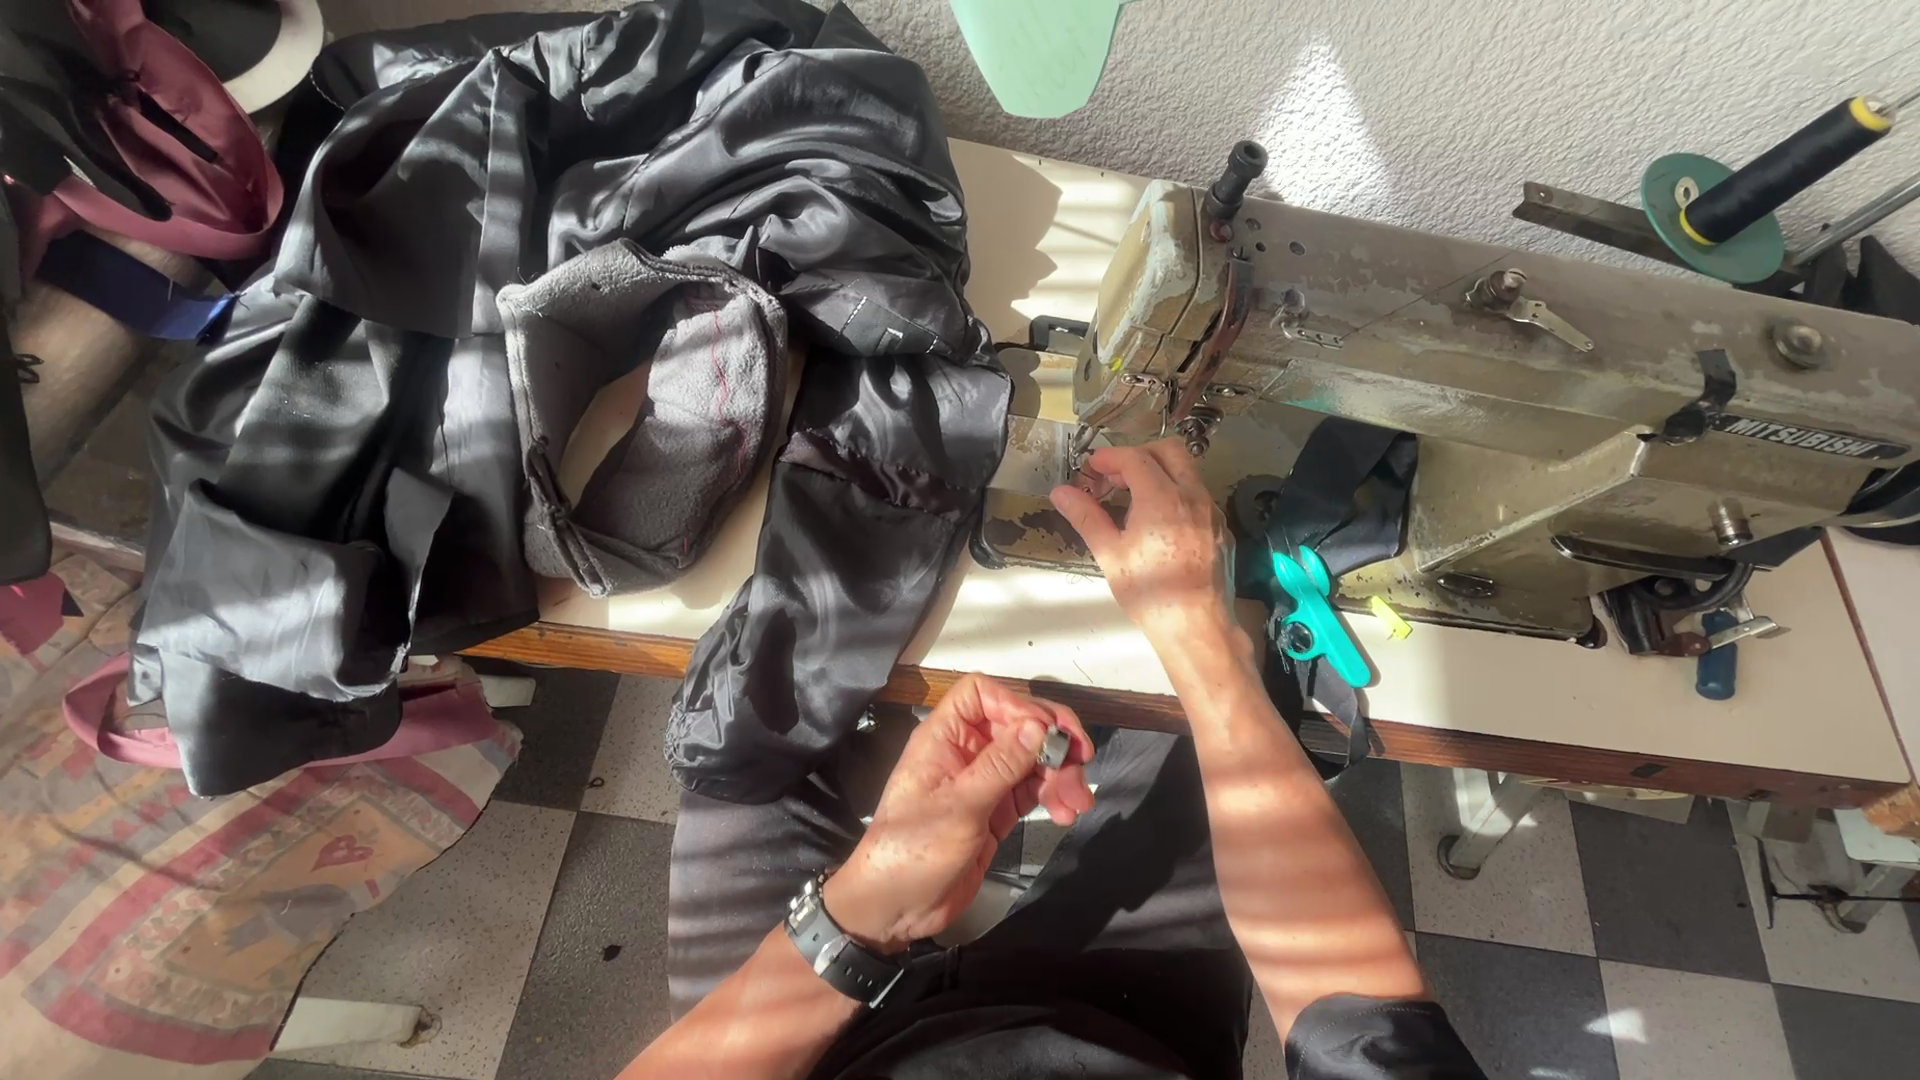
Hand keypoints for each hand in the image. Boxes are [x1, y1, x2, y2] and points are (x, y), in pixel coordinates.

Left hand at [824, 675, 1094, 952]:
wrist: (894, 910)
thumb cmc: (913, 852)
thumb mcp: (959, 808)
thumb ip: (1001, 765)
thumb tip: (1038, 727)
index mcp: (944, 737)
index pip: (981, 694)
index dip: (1016, 704)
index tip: (1045, 731)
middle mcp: (964, 751)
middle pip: (1015, 724)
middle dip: (1051, 738)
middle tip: (1082, 756)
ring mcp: (982, 781)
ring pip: (1030, 758)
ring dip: (1059, 773)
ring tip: (1078, 800)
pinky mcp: (995, 811)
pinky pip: (1031, 789)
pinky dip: (1053, 795)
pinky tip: (1068, 812)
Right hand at [1049, 439, 1236, 645]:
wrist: (1196, 626)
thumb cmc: (1149, 593)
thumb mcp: (1110, 554)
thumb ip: (1086, 515)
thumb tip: (1061, 492)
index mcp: (1162, 498)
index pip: (1134, 458)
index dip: (1109, 457)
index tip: (1091, 468)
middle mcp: (1192, 496)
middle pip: (1168, 450)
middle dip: (1138, 455)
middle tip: (1114, 477)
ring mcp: (1212, 511)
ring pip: (1187, 471)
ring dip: (1158, 472)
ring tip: (1132, 499)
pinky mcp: (1220, 528)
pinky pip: (1198, 495)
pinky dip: (1175, 493)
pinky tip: (1158, 522)